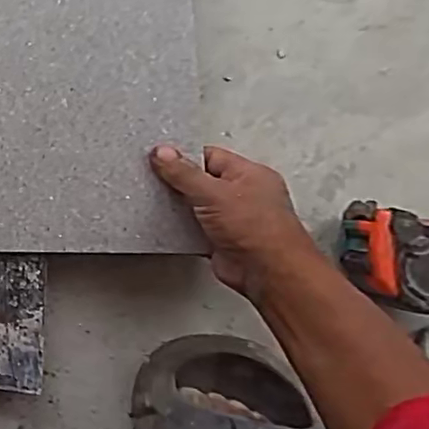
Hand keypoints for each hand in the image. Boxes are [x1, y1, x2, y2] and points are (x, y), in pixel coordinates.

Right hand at [150, 145, 324, 297]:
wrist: (269, 275)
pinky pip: (196, 228)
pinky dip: (183, 228)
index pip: (209, 155)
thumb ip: (183, 172)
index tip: (161, 158)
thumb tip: (163, 153)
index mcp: (249, 173)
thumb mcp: (212, 192)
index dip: (184, 156)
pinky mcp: (222, 241)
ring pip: (198, 205)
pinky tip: (172, 226)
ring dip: (182, 207)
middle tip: (159, 180)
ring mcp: (234, 219)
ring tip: (163, 202)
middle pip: (202, 180)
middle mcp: (244, 194)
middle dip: (181, 182)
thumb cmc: (260, 232)